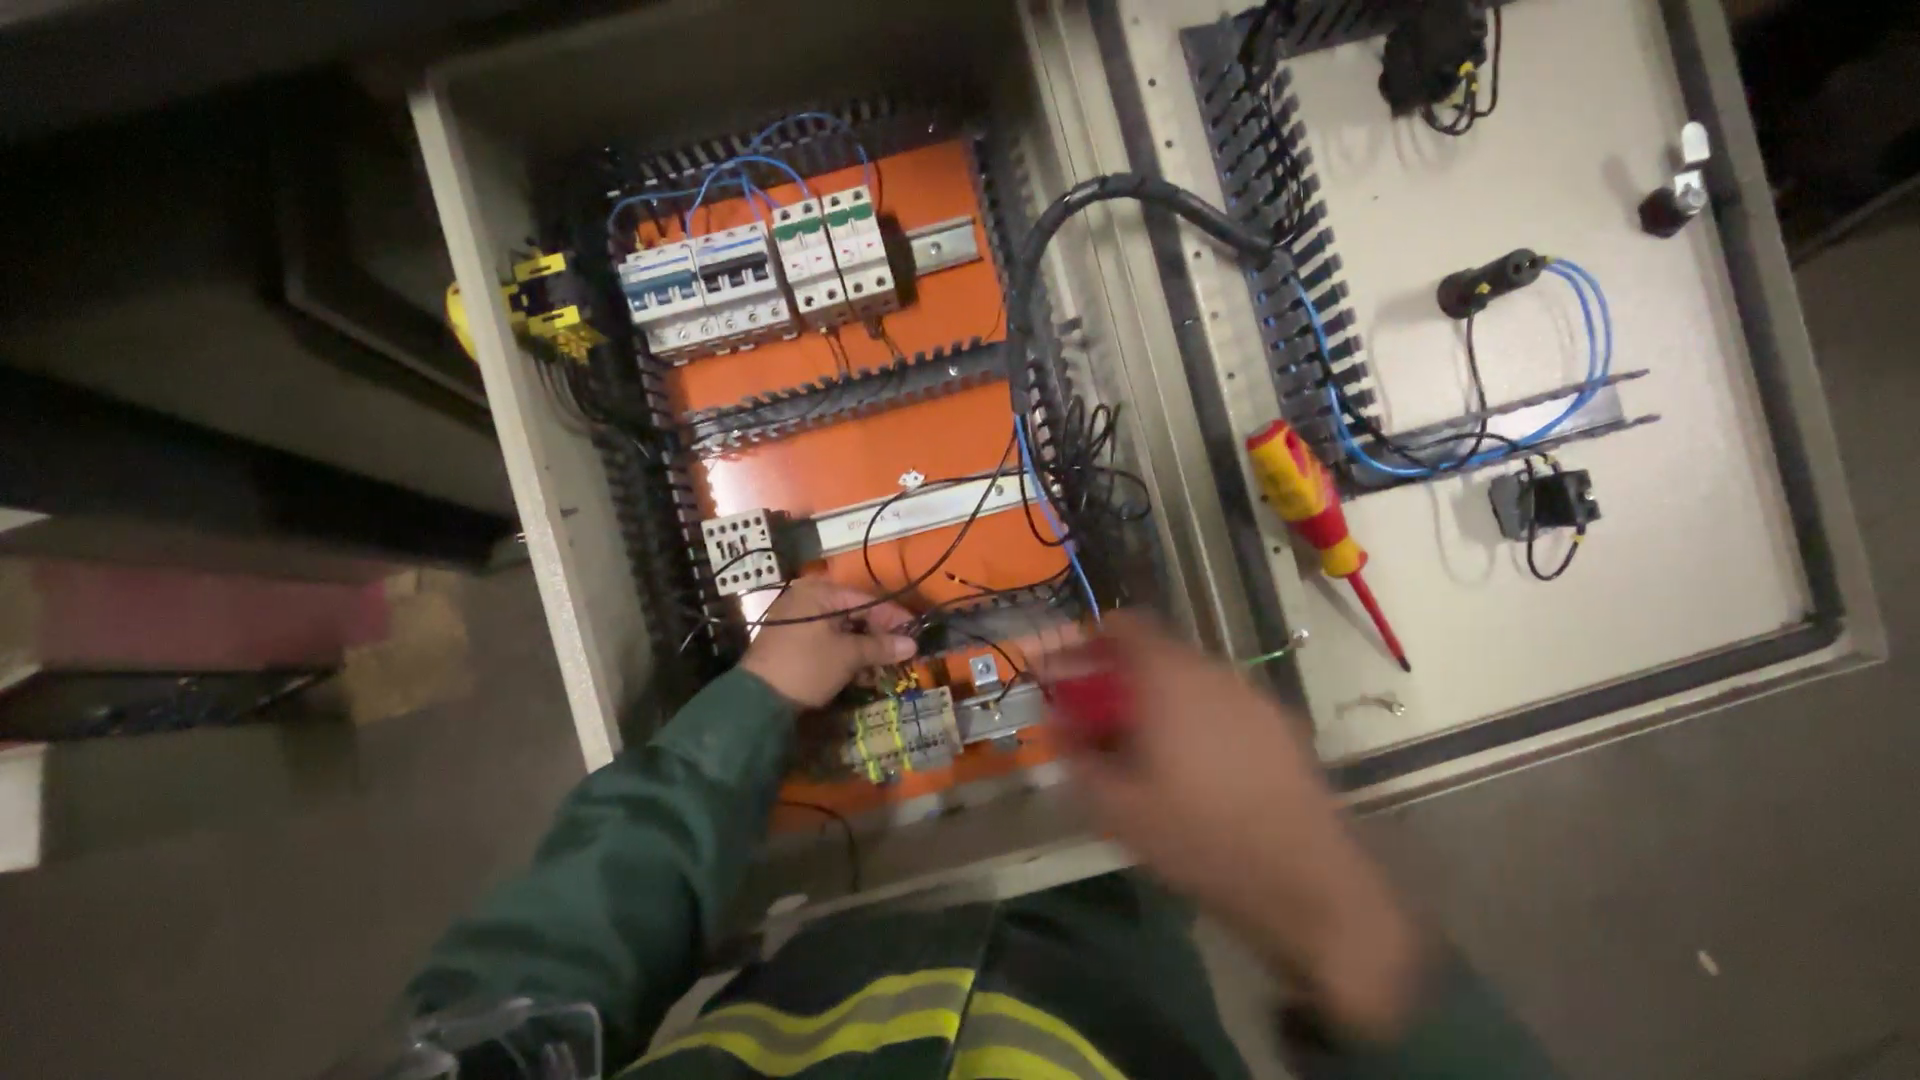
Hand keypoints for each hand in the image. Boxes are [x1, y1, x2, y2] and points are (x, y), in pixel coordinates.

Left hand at [740, 578, 917, 706]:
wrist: (758, 700)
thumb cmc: (807, 667)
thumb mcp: (848, 655)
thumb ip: (880, 646)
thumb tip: (912, 644)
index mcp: (818, 592)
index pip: (866, 599)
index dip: (893, 616)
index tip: (916, 630)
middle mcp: (806, 599)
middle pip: (853, 612)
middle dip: (878, 633)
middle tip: (902, 648)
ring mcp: (796, 620)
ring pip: (841, 628)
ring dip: (864, 646)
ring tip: (886, 662)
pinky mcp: (791, 642)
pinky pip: (827, 640)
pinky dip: (845, 652)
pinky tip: (862, 669)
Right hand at [1057, 613, 1423, 1039]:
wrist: (1303, 882)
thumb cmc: (1198, 838)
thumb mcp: (1116, 807)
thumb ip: (1075, 753)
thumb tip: (1055, 720)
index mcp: (1170, 679)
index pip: (1126, 626)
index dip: (1091, 638)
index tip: (1068, 667)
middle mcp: (1214, 672)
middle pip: (1157, 654)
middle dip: (1120, 679)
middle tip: (1096, 718)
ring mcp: (1254, 698)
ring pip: (1191, 681)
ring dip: (1158, 699)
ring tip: (1141, 747)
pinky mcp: (1281, 726)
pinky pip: (1222, 705)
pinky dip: (1195, 717)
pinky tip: (1192, 766)